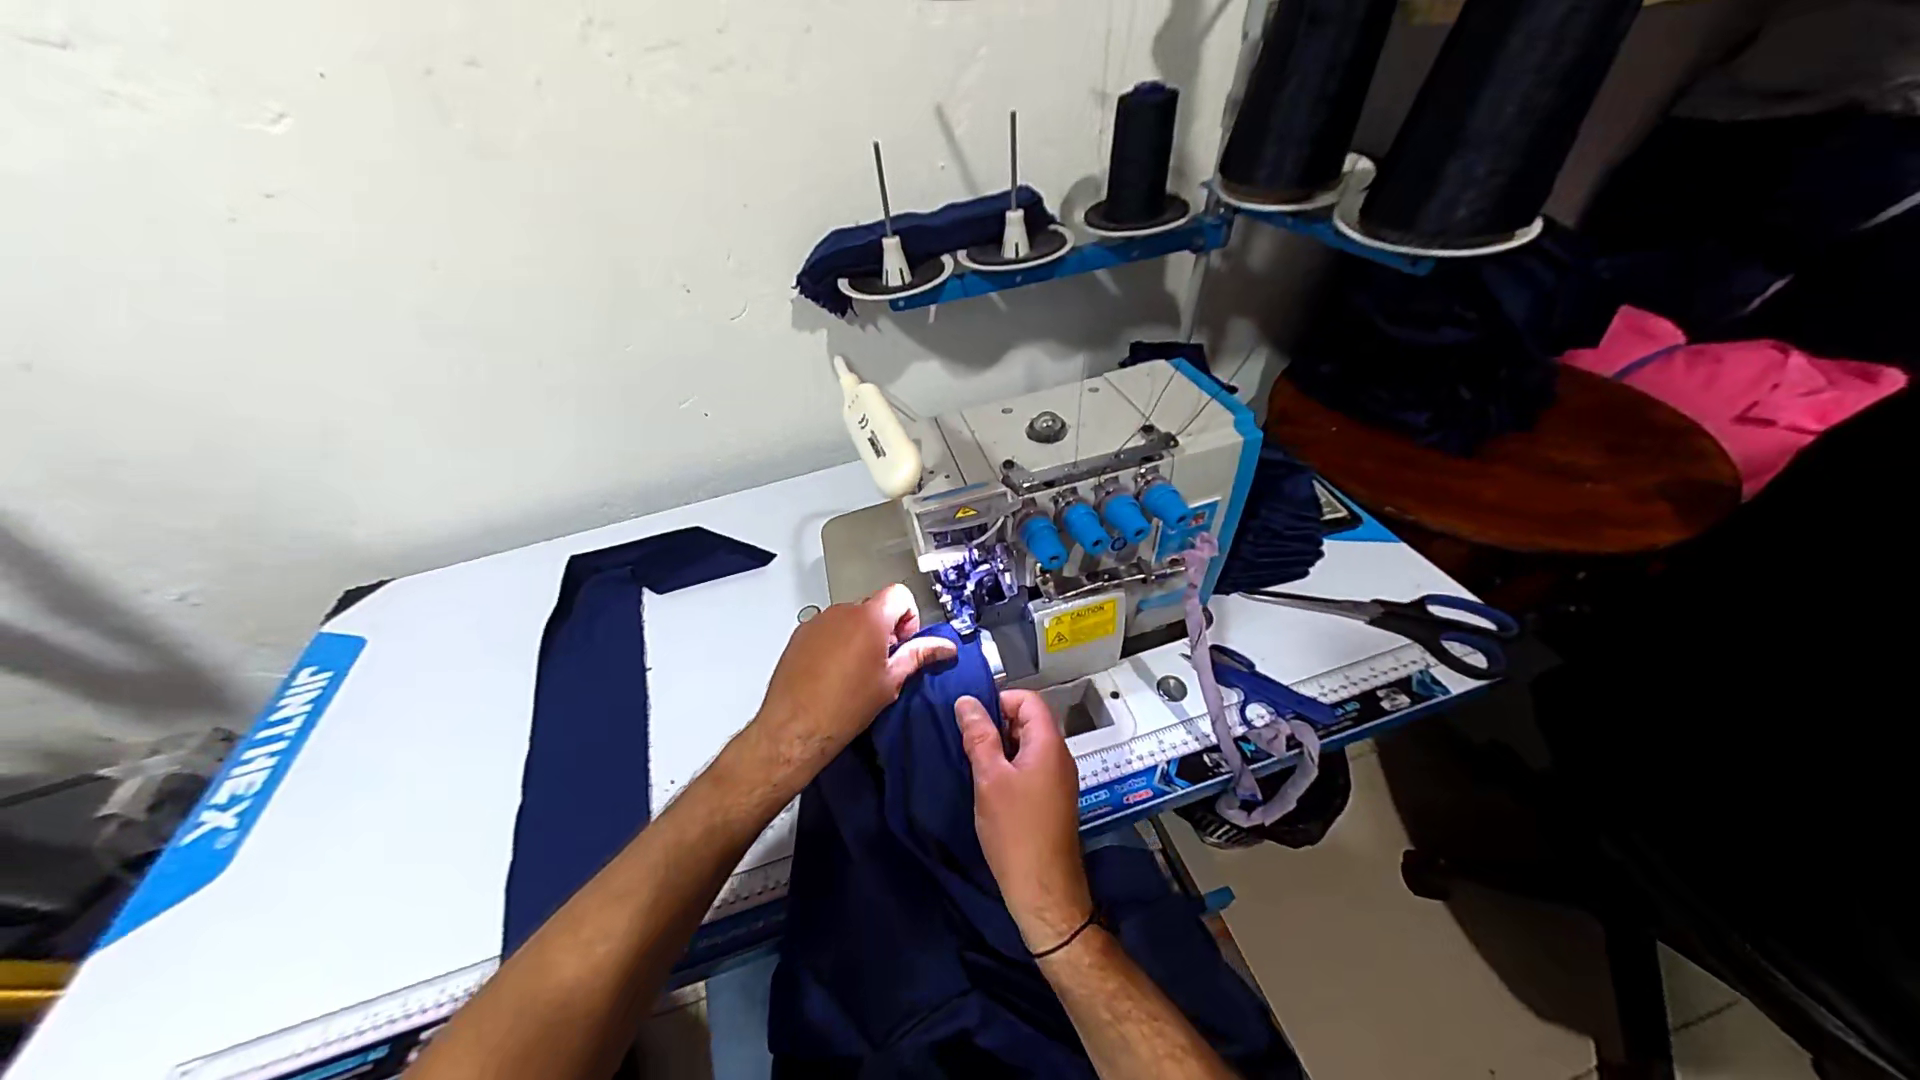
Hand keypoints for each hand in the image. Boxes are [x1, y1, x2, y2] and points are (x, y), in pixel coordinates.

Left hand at [749, 584, 955, 786]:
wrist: (795, 727)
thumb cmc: (843, 707)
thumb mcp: (891, 681)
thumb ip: (919, 655)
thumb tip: (943, 647)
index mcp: (870, 618)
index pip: (900, 594)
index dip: (908, 617)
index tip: (903, 643)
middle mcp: (842, 612)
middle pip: (875, 606)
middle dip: (885, 630)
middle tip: (882, 664)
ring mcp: (818, 621)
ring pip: (851, 618)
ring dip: (859, 636)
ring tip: (856, 673)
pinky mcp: (801, 634)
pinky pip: (828, 629)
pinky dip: (836, 643)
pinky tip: (834, 674)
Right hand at [955, 691, 1093, 949]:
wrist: (1043, 890)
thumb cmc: (1015, 830)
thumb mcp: (989, 778)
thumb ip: (979, 736)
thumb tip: (966, 702)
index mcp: (1049, 744)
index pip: (1028, 700)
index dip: (999, 700)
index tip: (972, 720)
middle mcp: (1059, 756)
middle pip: (1029, 720)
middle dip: (997, 723)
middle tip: (968, 742)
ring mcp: (1058, 779)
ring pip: (1028, 745)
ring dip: (1001, 747)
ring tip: (975, 764)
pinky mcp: (1052, 798)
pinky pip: (1031, 766)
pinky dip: (1010, 766)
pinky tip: (990, 785)